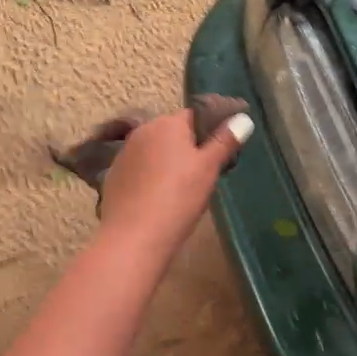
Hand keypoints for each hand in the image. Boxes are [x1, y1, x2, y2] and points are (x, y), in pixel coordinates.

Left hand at [98, 108, 253, 255]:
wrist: (133, 238)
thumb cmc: (178, 198)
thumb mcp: (209, 169)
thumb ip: (225, 140)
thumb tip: (243, 118)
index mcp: (169, 123)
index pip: (194, 116)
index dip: (208, 132)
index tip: (217, 155)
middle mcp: (144, 130)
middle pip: (172, 132)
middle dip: (186, 147)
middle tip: (200, 175)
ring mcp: (124, 152)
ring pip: (154, 150)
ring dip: (165, 161)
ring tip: (178, 190)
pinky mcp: (113, 175)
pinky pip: (138, 168)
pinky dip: (148, 177)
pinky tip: (155, 199)